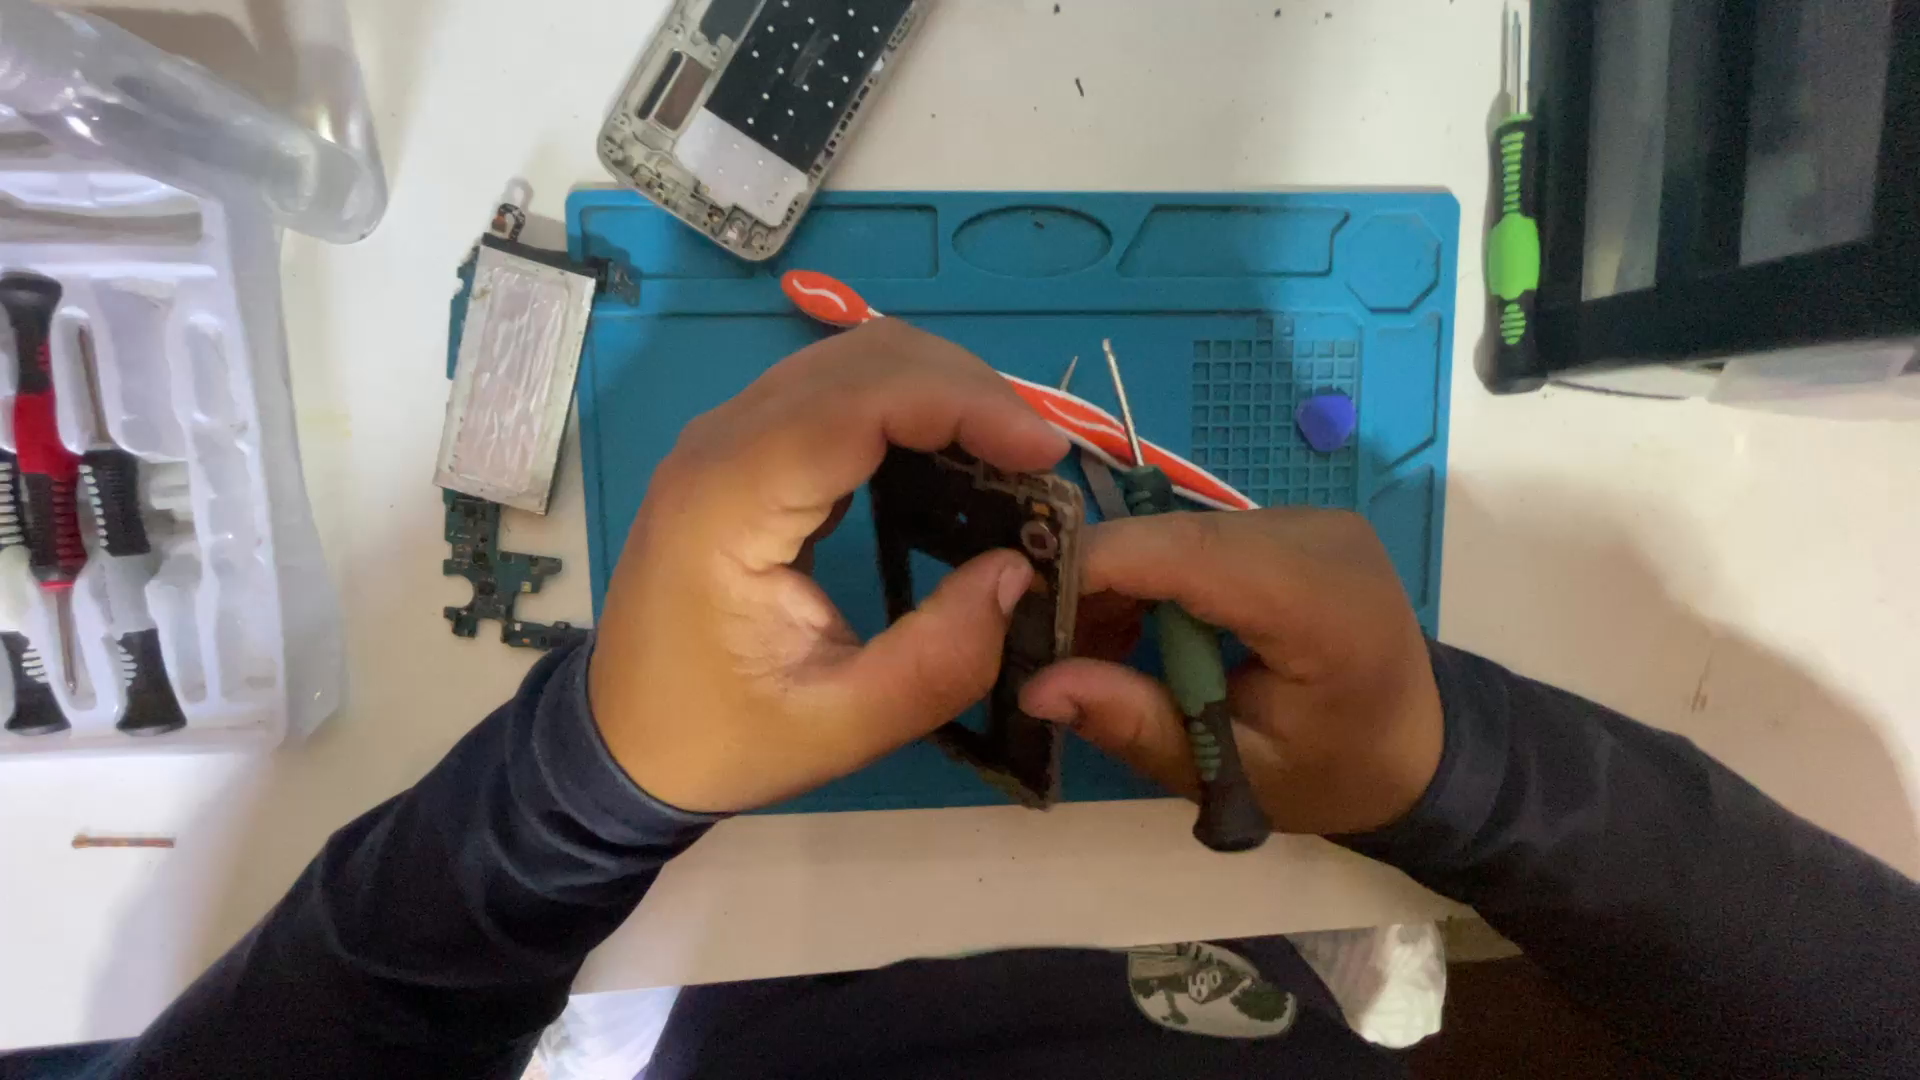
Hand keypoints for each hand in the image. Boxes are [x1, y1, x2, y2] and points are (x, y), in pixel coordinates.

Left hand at [589, 321, 1068, 812]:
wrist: (621, 740)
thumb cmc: (718, 737)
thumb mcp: (840, 725)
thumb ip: (940, 659)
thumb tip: (1020, 570)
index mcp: (730, 501)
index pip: (860, 402)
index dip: (965, 406)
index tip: (1046, 454)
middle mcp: (722, 441)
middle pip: (864, 359)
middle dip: (968, 391)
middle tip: (1038, 460)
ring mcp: (728, 437)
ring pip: (854, 362)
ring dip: (943, 392)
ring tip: (1009, 454)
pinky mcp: (746, 450)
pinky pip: (838, 394)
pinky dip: (909, 408)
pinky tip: (950, 457)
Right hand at [1020, 509, 1443, 835]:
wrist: (1421, 745)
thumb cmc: (1335, 773)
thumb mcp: (1232, 773)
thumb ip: (1136, 724)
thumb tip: (1035, 687)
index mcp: (1323, 607)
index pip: (1189, 555)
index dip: (1096, 564)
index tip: (1019, 600)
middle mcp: (1316, 538)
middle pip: (1172, 535)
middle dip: (1095, 580)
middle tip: (1049, 642)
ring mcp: (1305, 519)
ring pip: (1174, 529)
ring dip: (1118, 579)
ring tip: (1092, 644)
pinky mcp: (1288, 522)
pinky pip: (1194, 533)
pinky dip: (1149, 573)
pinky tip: (1136, 623)